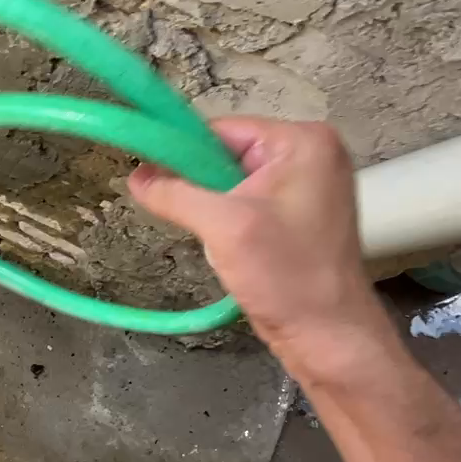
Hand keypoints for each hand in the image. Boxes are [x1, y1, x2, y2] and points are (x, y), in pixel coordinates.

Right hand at [128, 118, 395, 382]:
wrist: (325, 332)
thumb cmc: (285, 275)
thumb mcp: (222, 226)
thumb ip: (175, 194)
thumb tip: (135, 176)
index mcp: (303, 141)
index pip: (222, 129)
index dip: (183, 154)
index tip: (155, 184)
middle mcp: (310, 154)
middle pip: (225, 155)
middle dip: (199, 187)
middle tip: (197, 222)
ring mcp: (305, 186)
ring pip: (230, 183)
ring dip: (210, 209)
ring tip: (217, 241)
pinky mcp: (296, 215)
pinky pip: (243, 204)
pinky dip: (224, 223)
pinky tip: (227, 248)